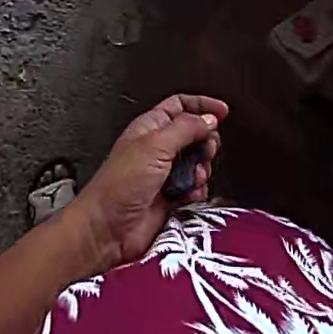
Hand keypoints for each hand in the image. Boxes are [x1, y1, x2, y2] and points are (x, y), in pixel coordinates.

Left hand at [66, 94, 227, 269]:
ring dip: (201, 169)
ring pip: (197, 163)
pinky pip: (194, 188)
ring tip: (191, 177)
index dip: (202, 106)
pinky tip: (188, 194)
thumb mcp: (155, 145)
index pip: (180, 106)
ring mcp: (164, 172)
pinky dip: (197, 190)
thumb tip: (209, 118)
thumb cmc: (120, 183)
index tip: (223, 111)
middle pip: (194, 135)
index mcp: (150, 127)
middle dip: (205, 142)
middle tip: (205, 151)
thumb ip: (185, 128)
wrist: (109, 227)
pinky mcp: (170, 196)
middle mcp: (157, 147)